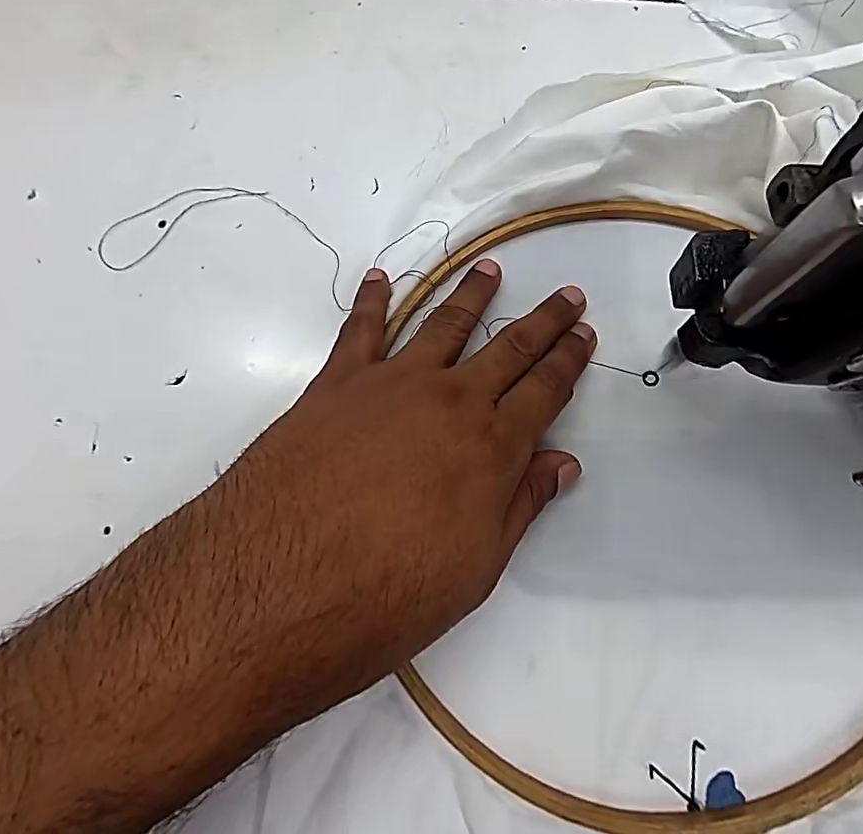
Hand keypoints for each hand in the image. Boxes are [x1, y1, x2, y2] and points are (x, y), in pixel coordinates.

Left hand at [195, 258, 593, 711]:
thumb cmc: (388, 593)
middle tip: (567, 295)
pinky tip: (381, 278)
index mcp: (491, 447)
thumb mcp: (475, 568)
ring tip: (490, 269)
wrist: (278, 584)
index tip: (584, 333)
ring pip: (444, 324)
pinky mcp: (338, 382)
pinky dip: (373, 299)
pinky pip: (361, 329)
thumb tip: (562, 463)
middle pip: (509, 348)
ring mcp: (393, 383)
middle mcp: (450, 401)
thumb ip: (520, 506)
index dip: (568, 360)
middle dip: (544, 320)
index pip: (544, 391)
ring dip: (471, 294)